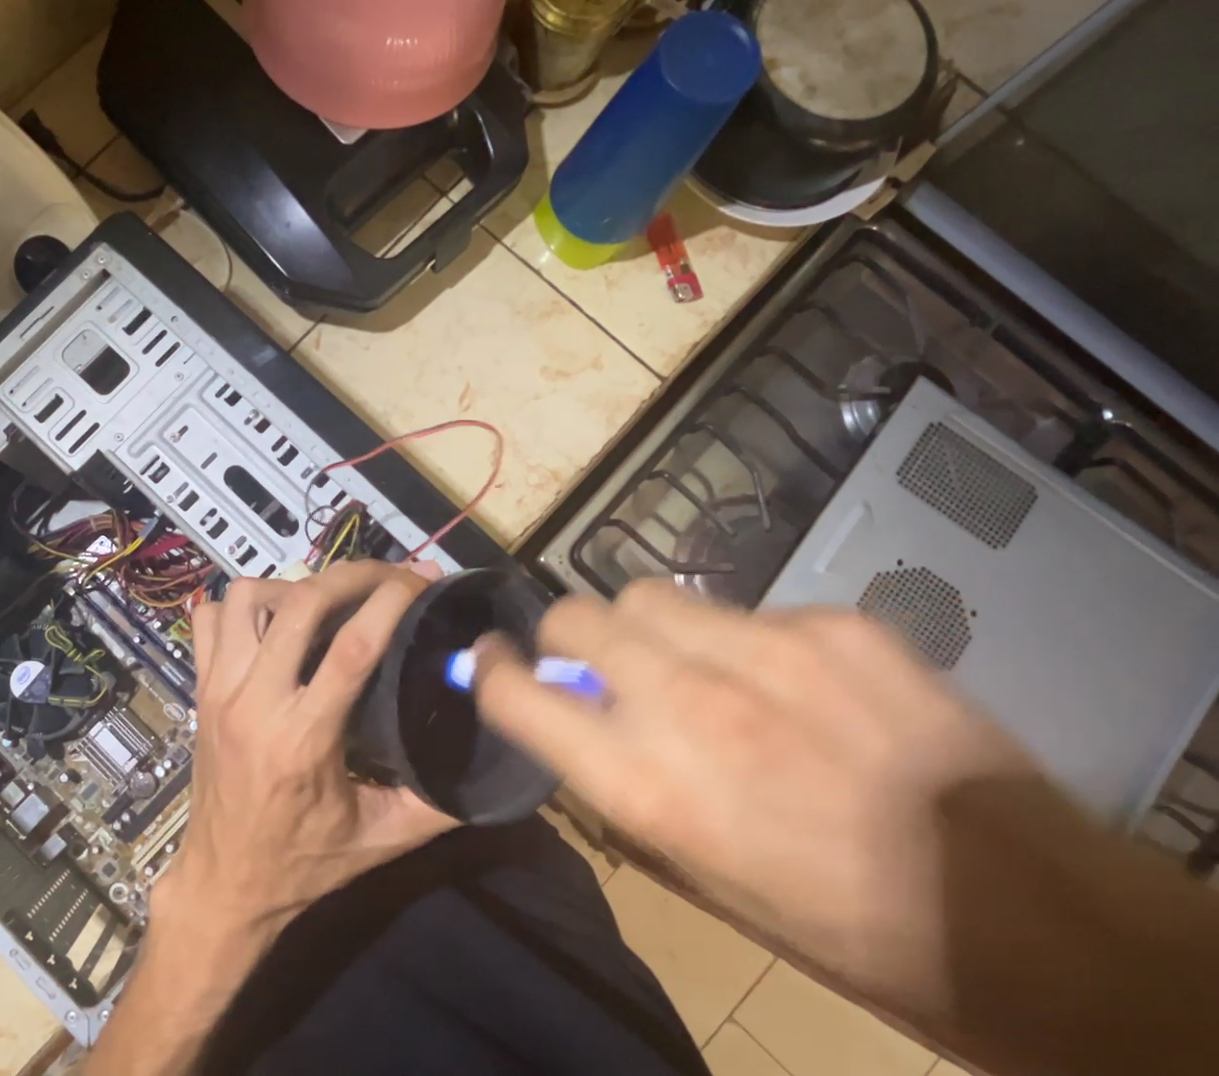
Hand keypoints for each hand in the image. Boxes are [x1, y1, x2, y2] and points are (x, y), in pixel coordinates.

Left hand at [158, 560, 460, 936]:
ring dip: (294, 585)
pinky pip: (209, 619)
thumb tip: (493, 758)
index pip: (352, 646)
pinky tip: (275, 621)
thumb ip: (437, 803)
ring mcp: (218, 690)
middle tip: (390, 576)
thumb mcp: (381, 839)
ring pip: (246, 598)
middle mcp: (254, 701)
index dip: (393, 600)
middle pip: (300, 603)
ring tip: (329, 600)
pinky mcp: (199, 690)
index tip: (426, 579)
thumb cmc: (302, 864)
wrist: (224, 884)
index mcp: (304, 738)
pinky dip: (242, 606)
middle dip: (354, 574)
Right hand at [470, 580, 1041, 985]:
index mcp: (641, 782)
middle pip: (573, 614)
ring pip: (652, 593)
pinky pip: (749, 610)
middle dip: (569, 635)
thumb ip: (620, 783)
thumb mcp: (693, 870)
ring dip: (648, 625)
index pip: (514, 691)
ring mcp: (761, 650)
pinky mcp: (833, 625)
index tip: (495, 660)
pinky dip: (745, 640)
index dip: (490, 669)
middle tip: (600, 662)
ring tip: (692, 662)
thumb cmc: (831, 919)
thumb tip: (583, 724)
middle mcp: (682, 701)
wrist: (1021, 911)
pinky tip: (795, 683)